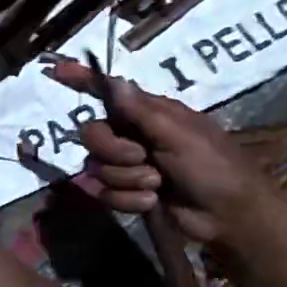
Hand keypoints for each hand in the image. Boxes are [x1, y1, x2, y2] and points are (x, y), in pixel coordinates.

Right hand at [48, 59, 279, 242]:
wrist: (229, 215)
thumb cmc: (213, 166)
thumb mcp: (179, 134)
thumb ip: (140, 110)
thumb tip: (113, 80)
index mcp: (147, 113)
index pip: (107, 91)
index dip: (82, 80)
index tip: (56, 71)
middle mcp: (132, 136)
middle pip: (92, 135)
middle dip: (113, 151)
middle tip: (141, 158)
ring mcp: (129, 165)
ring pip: (98, 167)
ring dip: (127, 180)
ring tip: (157, 185)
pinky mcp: (128, 192)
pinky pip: (105, 193)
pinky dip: (129, 200)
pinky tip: (152, 202)